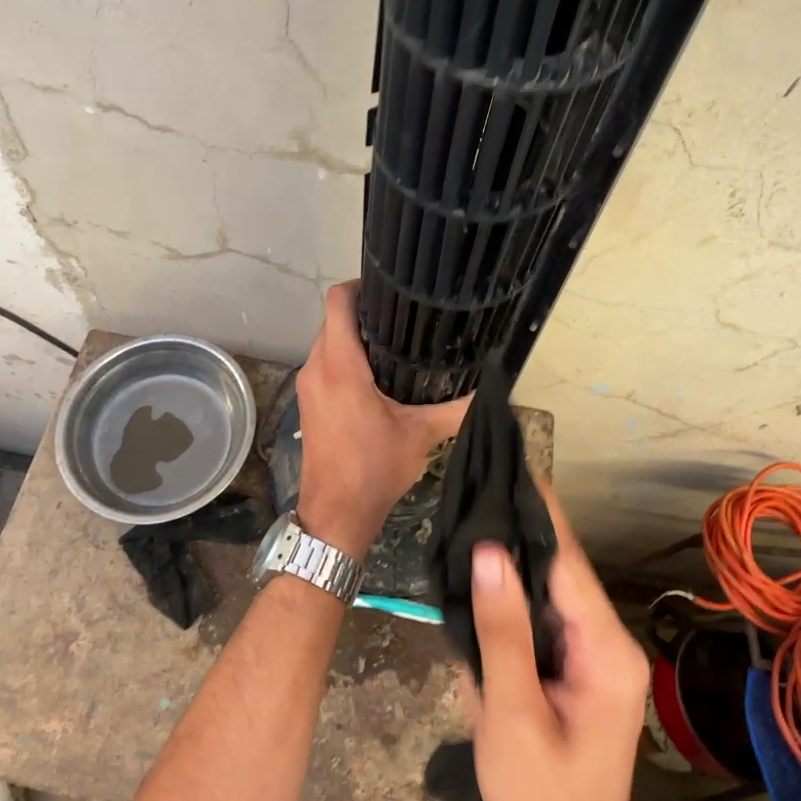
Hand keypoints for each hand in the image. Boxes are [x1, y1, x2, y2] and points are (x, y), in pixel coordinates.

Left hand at [294, 281, 469, 555]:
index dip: (360, 286)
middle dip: (364, 313)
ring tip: (394, 343)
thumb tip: (492, 389)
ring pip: (327, 344)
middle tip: (403, 317)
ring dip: (353, 339)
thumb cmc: (374, 469)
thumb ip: (457, 409)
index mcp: (340, 365)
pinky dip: (344, 360)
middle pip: (333, 320)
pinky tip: (376, 375)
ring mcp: (307, 386)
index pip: (338, 301)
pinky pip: (324, 365)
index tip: (389, 289)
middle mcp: (316, 368)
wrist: (336, 515)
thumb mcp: (421, 435)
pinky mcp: (308, 403)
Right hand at [470, 484, 648, 800]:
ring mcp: (591, 659)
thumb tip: (489, 551)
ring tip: (467, 522)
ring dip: (507, 570)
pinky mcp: (572, 671)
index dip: (539, 512)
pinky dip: (507, 606)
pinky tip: (476, 583)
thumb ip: (501, 630)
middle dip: (515, 537)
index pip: (568, 562)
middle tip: (472, 493)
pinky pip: (538, 623)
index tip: (513, 462)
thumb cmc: (541, 794)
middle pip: (556, 573)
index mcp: (606, 651)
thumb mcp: (514, 714)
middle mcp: (607, 645)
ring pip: (544, 596)